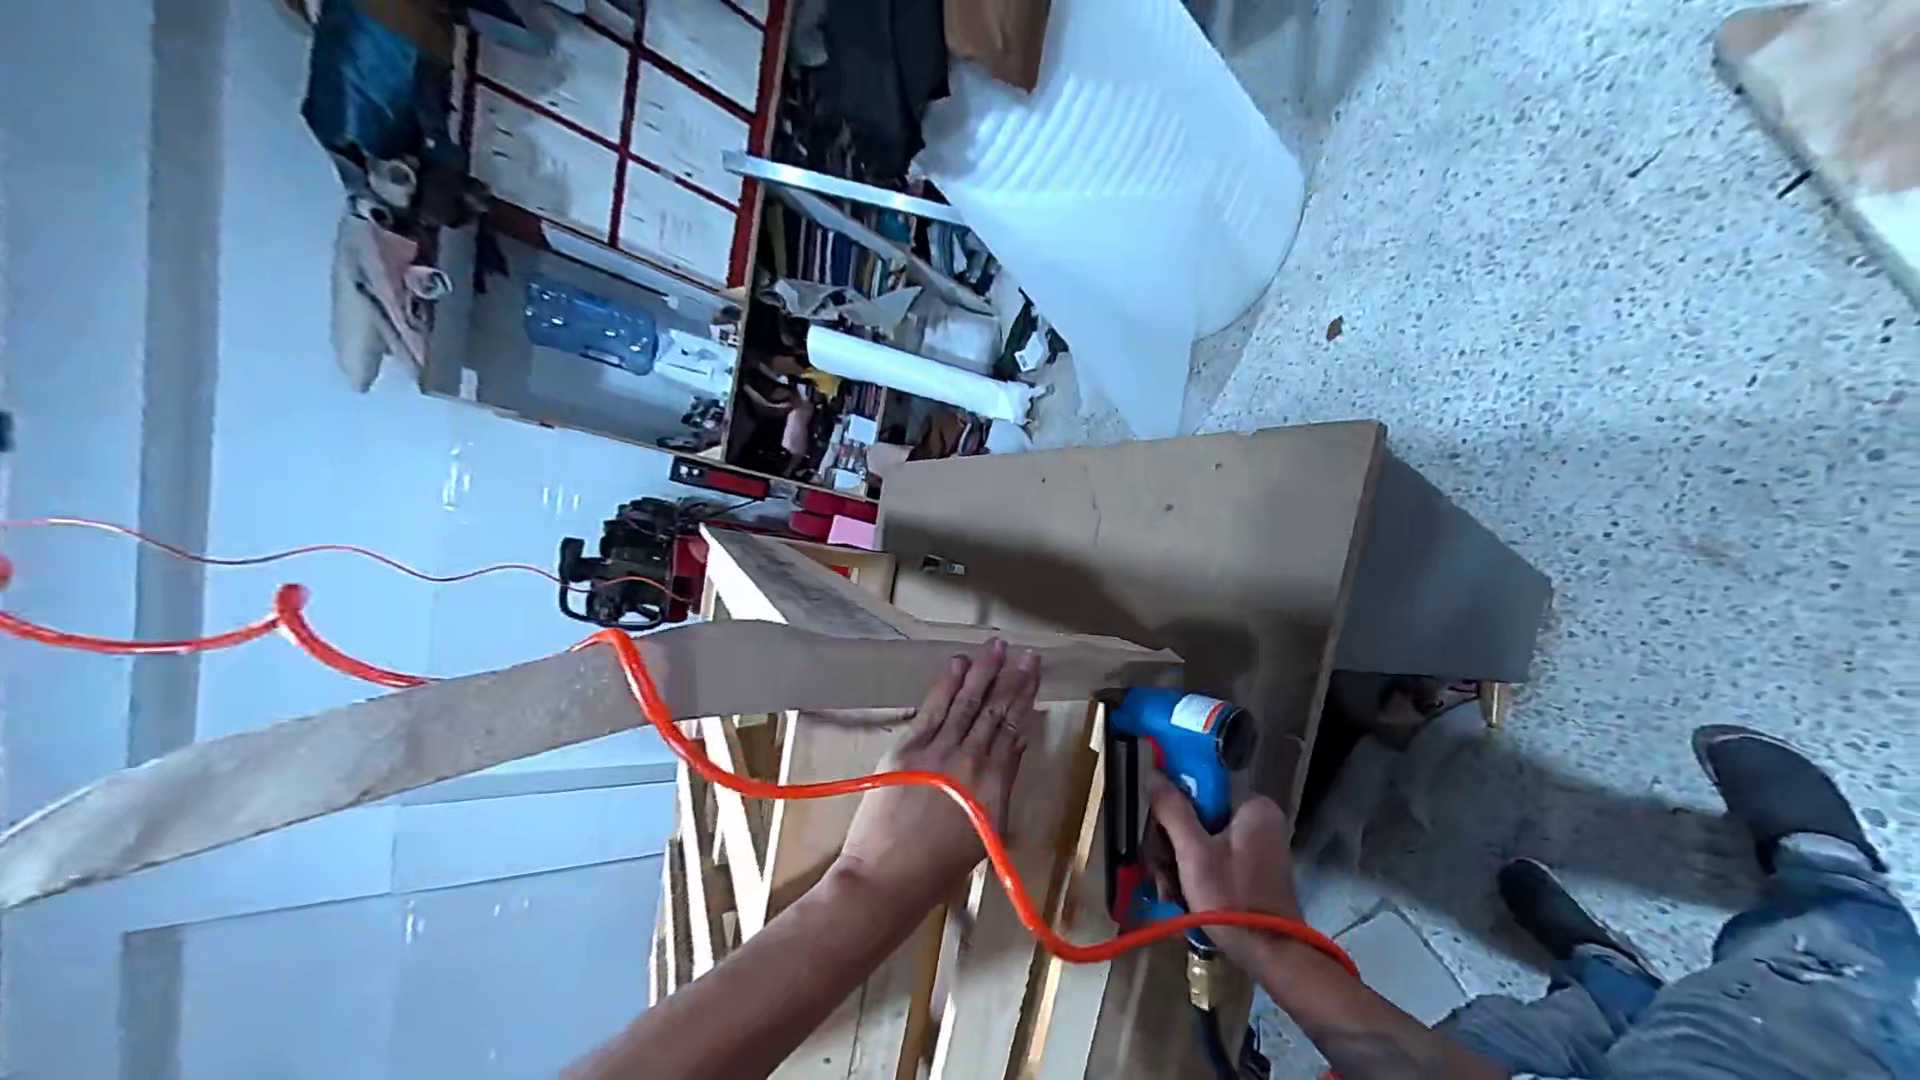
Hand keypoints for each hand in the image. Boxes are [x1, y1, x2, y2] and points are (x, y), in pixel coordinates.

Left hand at [835, 639, 1036, 909]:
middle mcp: (972, 761)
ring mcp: (939, 750)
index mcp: (995, 786)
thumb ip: (1001, 784)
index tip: (1033, 674)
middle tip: (1026, 652)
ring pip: (968, 702)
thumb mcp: (987, 831)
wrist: (889, 876)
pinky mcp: (910, 745)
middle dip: (1012, 678)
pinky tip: (959, 664)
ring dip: (984, 671)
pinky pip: (935, 708)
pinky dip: (947, 684)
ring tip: (997, 646)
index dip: (1025, 699)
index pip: (1015, 730)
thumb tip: (1014, 746)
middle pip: (997, 711)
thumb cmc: (940, 866)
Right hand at [1149, 776, 1302, 957]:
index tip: (1156, 827)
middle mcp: (1258, 819)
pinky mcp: (1251, 868)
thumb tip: (1154, 774)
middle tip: (1160, 868)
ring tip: (1167, 888)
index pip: (1200, 785)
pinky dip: (1194, 872)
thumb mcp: (1194, 852)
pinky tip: (1179, 893)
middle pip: (1198, 814)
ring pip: (1201, 837)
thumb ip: (1173, 809)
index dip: (1173, 803)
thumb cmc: (1232, 898)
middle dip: (1171, 843)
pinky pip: (1213, 855)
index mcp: (1252, 806)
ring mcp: (1256, 845)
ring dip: (1177, 861)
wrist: (1270, 956)